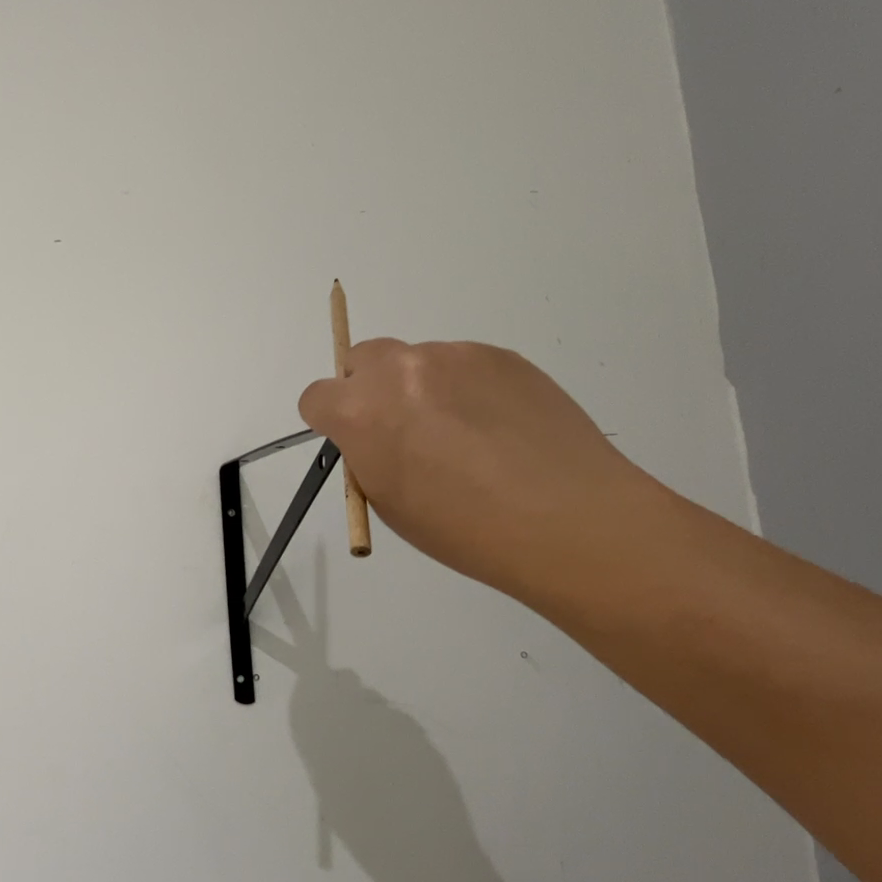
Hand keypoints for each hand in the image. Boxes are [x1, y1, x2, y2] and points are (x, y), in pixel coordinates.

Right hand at [298, 340, 659, 594]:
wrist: (564, 517)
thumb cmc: (461, 526)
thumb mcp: (388, 500)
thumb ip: (369, 453)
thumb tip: (378, 435)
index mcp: (359, 411)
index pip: (317, 396)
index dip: (330, 420)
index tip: (354, 442)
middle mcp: (401, 370)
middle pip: (363, 359)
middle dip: (370, 388)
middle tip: (402, 430)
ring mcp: (455, 356)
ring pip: (419, 362)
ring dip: (424, 389)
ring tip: (467, 437)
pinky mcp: (502, 355)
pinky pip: (467, 365)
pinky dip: (469, 389)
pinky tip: (499, 430)